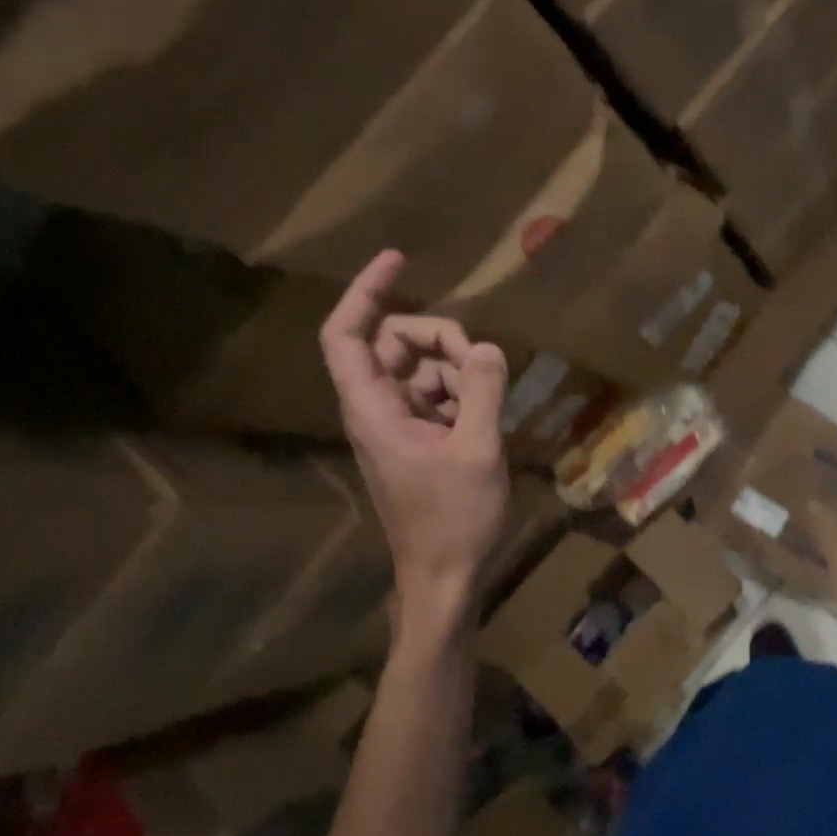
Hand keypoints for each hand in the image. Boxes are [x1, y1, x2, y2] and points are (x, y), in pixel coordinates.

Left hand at [320, 251, 511, 619]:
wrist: (443, 576)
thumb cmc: (453, 520)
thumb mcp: (477, 452)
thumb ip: (482, 392)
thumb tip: (487, 347)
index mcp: (373, 410)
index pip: (347, 335)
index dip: (364, 292)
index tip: (397, 260)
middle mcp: (377, 409)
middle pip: (394, 344)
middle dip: (440, 340)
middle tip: (483, 363)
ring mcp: (398, 425)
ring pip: (421, 368)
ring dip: (459, 370)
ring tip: (489, 403)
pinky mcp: (418, 439)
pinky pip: (437, 394)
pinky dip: (464, 393)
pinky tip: (486, 417)